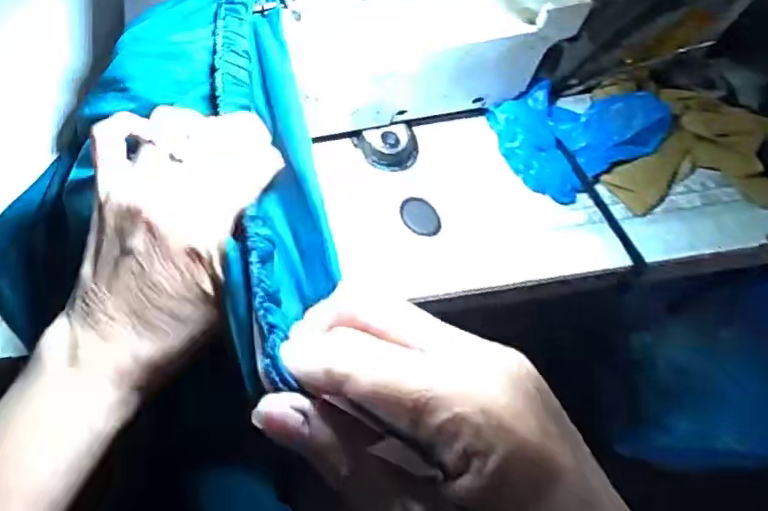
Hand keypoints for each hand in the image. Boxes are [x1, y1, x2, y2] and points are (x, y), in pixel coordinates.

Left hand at [58, 106, 282, 394]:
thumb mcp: (232, 293)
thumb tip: (274, 194)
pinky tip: (153, 135)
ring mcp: (131, 186)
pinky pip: (110, 134)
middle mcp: (166, 196)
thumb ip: (254, 239)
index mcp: (202, 228)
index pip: (253, 165)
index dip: (271, 162)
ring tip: (207, 143)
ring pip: (170, 125)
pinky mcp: (105, 187)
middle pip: (216, 138)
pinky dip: (132, 125)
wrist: (105, 348)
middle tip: (250, 150)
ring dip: (197, 129)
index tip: (274, 168)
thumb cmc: (174, 330)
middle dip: (243, 137)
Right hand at [251, 287, 627, 510]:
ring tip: (327, 389)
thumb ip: (344, 462)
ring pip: (394, 311)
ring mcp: (494, 352)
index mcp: (465, 400)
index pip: (357, 353)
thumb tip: (270, 409)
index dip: (303, 361)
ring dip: (349, 336)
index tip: (268, 381)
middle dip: (321, 331)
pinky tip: (371, 393)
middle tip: (294, 382)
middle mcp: (479, 354)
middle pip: (372, 305)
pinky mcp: (499, 361)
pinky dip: (382, 349)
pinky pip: (421, 333)